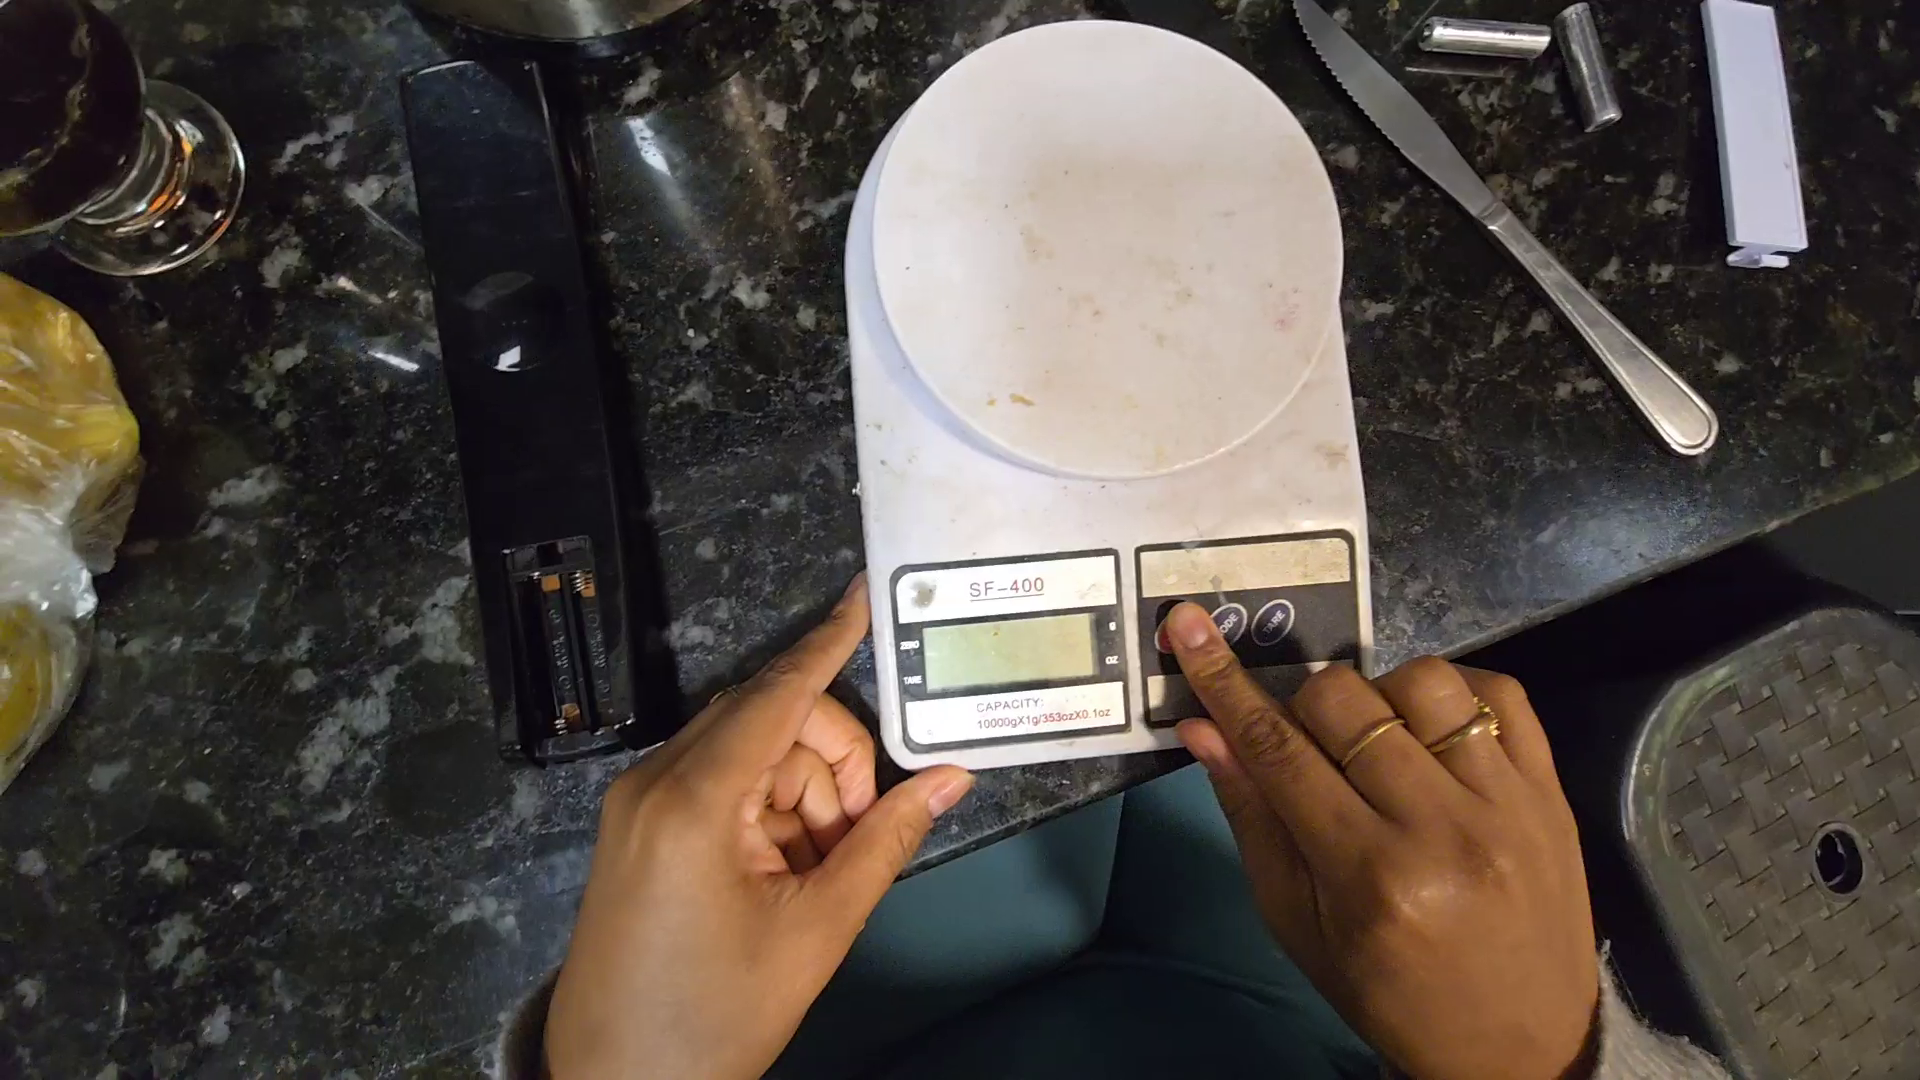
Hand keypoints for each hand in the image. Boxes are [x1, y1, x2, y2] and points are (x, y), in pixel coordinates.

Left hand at [545, 576, 974, 1079]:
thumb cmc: (717, 1018)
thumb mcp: (817, 930)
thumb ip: (887, 840)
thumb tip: (952, 778)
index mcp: (695, 798)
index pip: (779, 692)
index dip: (829, 641)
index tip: (863, 594)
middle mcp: (658, 777)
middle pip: (776, 720)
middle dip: (833, 764)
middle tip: (855, 834)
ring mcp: (642, 797)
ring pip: (756, 749)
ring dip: (805, 793)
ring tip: (815, 869)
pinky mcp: (642, 818)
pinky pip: (726, 777)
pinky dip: (771, 806)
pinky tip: (783, 865)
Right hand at [1162, 603, 1597, 1079]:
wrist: (1521, 1050)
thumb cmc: (1384, 989)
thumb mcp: (1293, 918)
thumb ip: (1250, 813)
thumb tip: (1201, 727)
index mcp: (1367, 874)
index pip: (1276, 749)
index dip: (1223, 681)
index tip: (1189, 625)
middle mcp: (1443, 829)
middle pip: (1342, 699)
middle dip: (1305, 706)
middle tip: (1314, 747)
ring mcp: (1511, 806)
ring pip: (1420, 681)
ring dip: (1378, 696)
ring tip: (1380, 742)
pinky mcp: (1556, 794)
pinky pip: (1499, 692)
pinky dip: (1451, 694)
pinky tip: (1433, 733)